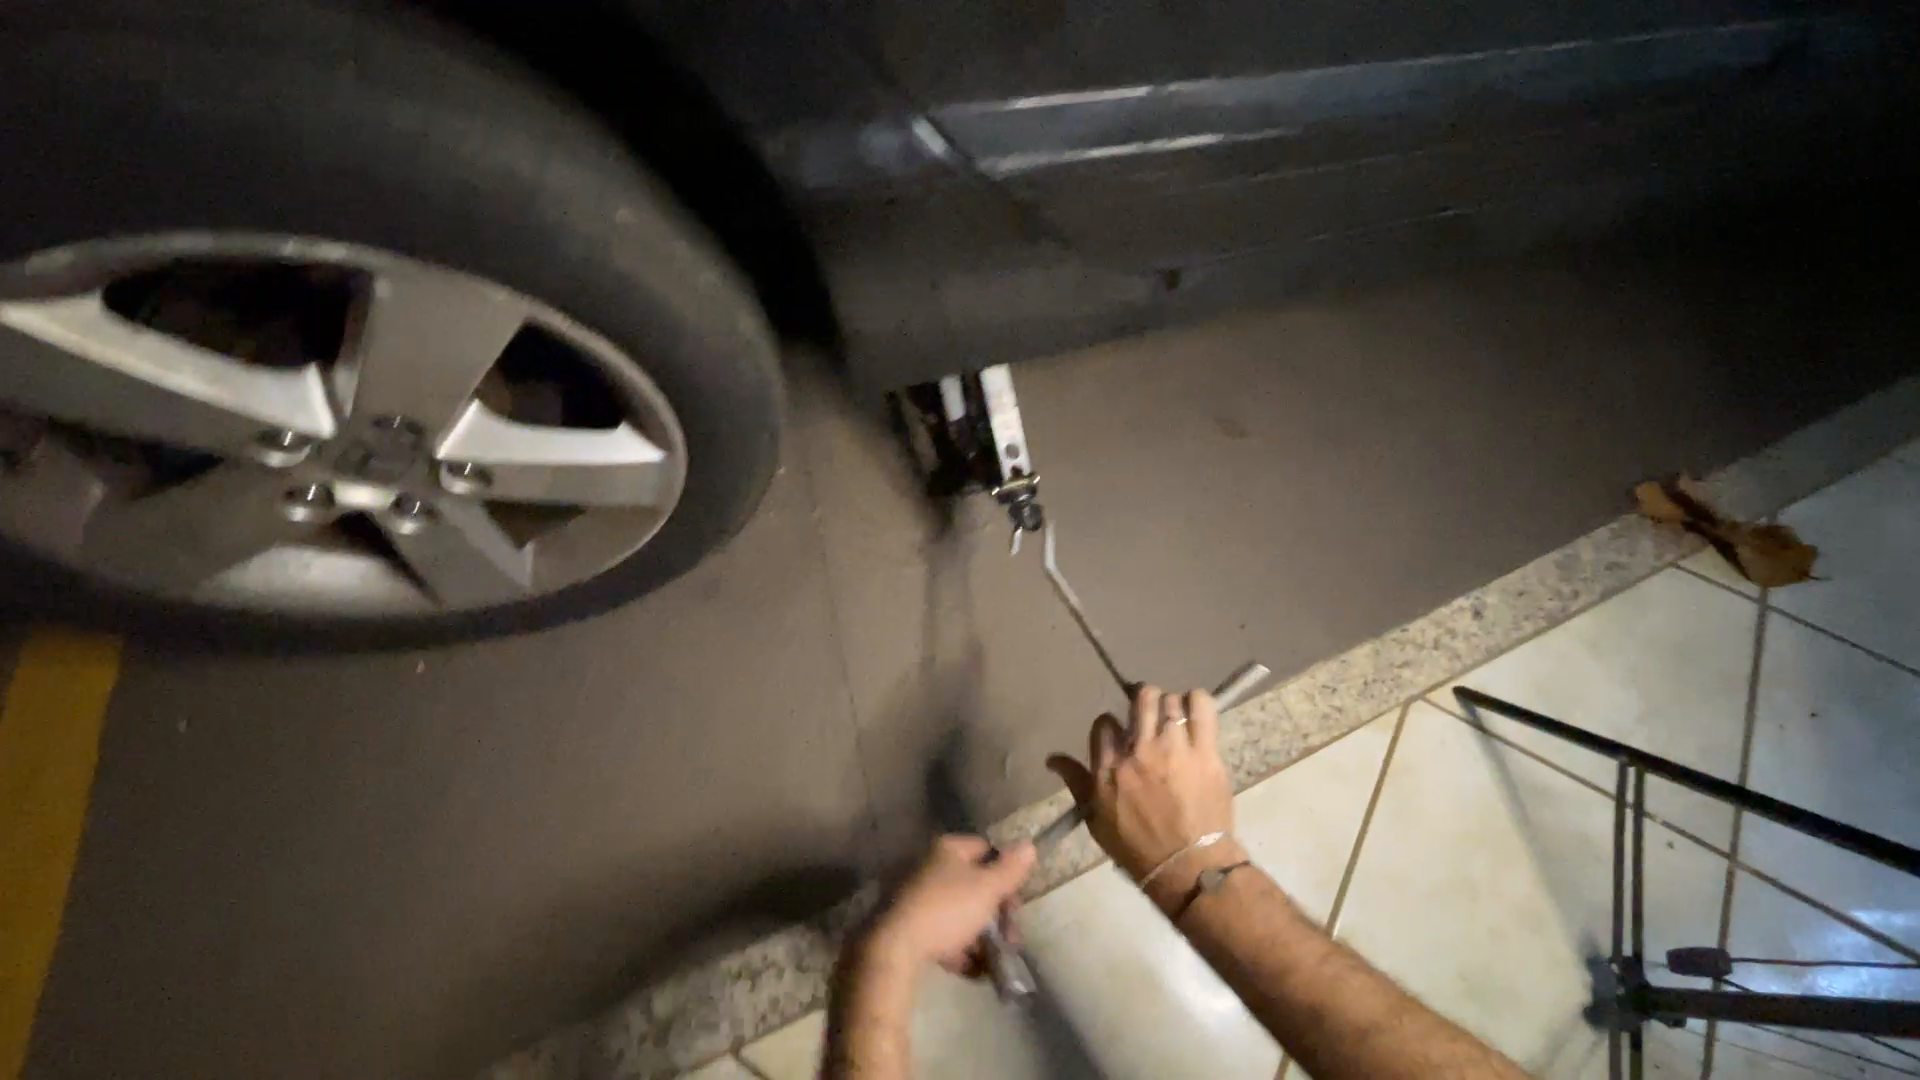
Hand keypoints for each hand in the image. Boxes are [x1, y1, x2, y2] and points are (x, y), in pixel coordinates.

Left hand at [863, 835, 1036, 978]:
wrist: (894, 948)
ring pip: (958, 913)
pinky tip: (970, 970)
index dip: (1006, 875)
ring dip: (978, 938)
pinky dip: (957, 950)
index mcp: (947, 850)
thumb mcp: (987, 889)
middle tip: (1010, 939)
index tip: (1016, 905)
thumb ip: (1011, 869)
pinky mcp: (906, 925)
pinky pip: (940, 933)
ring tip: (990, 962)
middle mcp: (929, 866)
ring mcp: (915, 896)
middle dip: (995, 915)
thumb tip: (1030, 845)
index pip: (986, 851)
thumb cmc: (947, 910)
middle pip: (973, 885)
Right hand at [1047, 685, 1236, 904]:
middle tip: (1149, 716)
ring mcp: (1174, 747)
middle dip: (1143, 701)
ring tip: (1174, 721)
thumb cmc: (1136, 847)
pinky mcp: (1205, 751)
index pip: (1104, 722)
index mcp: (1110, 765)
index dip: (1112, 726)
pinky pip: (1202, 707)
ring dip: (1170, 706)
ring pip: (1170, 700)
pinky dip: (1198, 701)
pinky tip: (1195, 711)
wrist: (1187, 866)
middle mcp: (1139, 749)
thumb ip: (1076, 782)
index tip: (1120, 737)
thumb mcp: (1095, 818)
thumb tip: (1051, 759)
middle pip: (1140, 698)